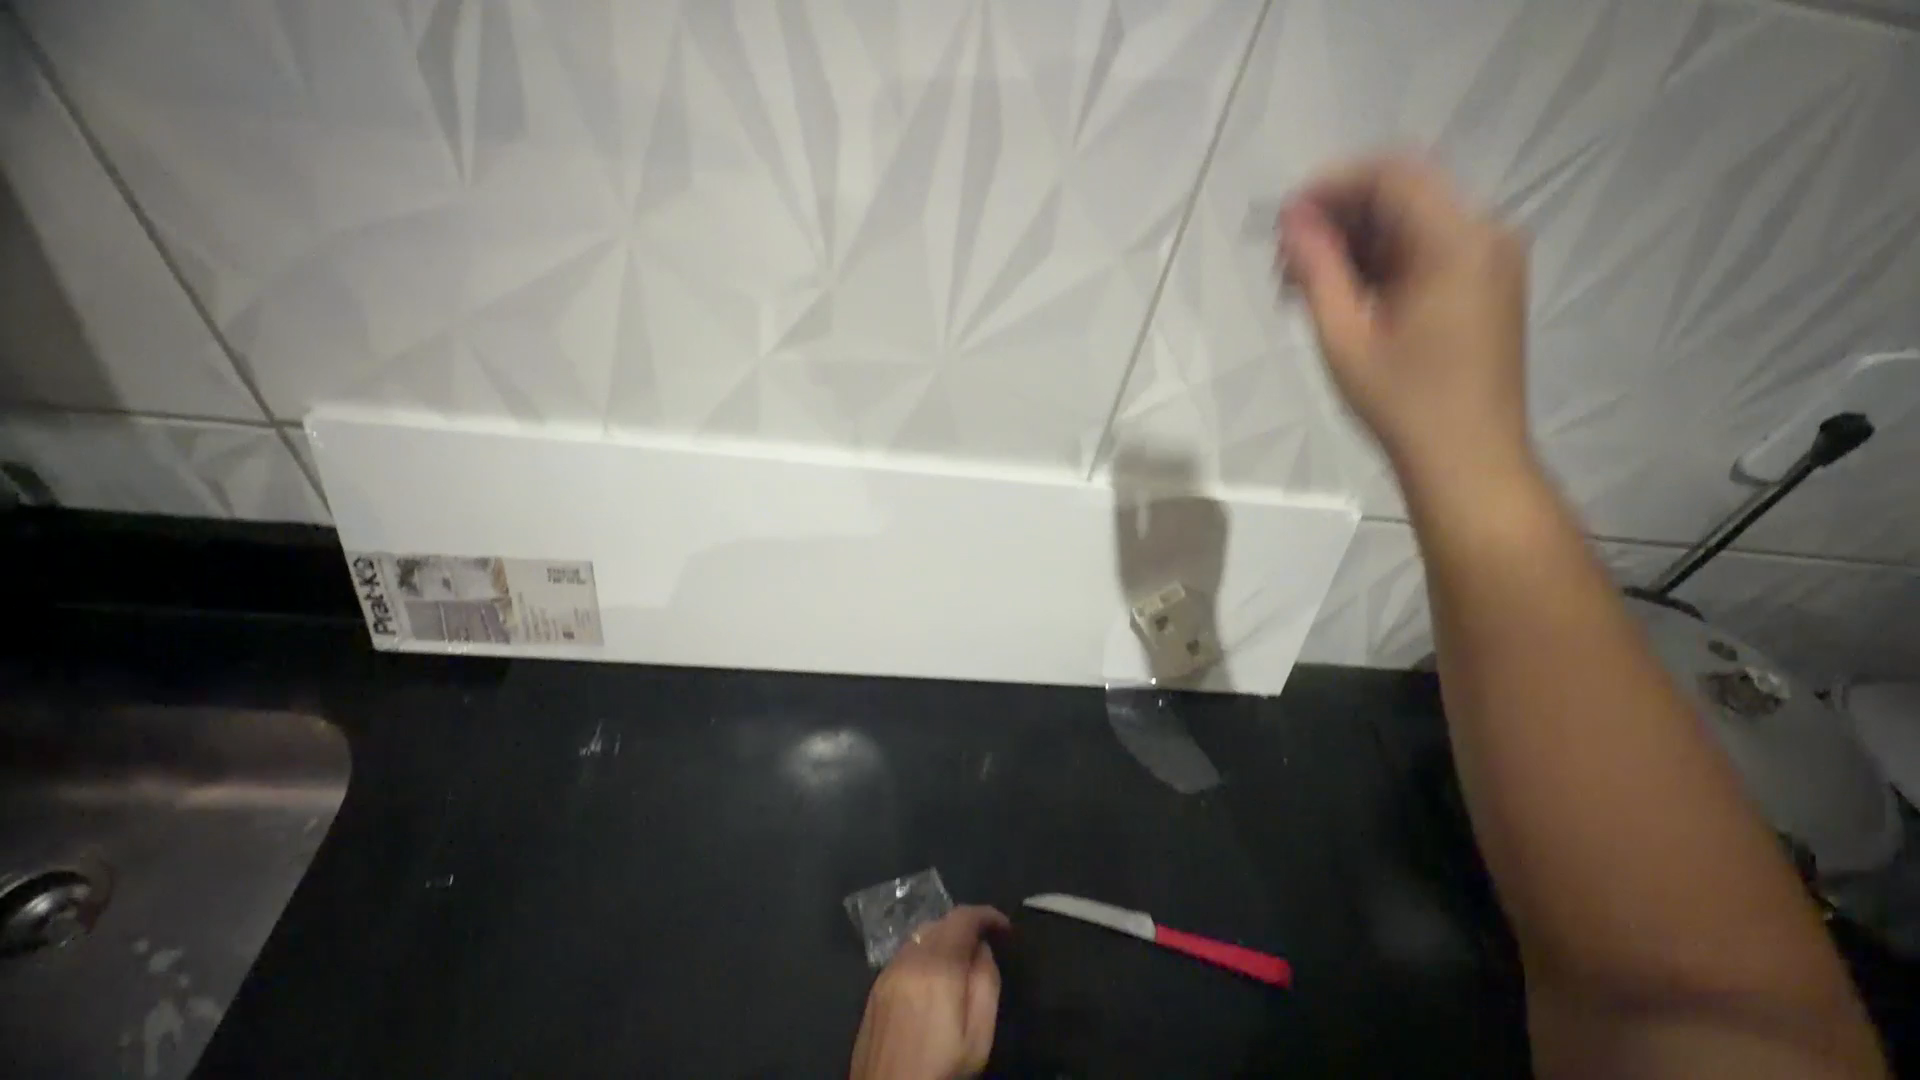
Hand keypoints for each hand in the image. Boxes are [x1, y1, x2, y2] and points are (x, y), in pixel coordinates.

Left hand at [849, 906, 1008, 1079]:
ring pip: (920, 936)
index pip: (963, 918)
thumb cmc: (940, 1069)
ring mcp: (887, 972)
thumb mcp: (978, 1036)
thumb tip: (982, 949)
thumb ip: (985, 983)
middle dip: (966, 927)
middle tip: (986, 948)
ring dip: (944, 938)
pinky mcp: (875, 988)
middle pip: (940, 922)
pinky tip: (933, 979)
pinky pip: (904, 954)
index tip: (1006, 929)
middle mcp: (908, 960)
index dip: (988, 915)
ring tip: (962, 962)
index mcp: (937, 968)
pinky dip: (924, 954)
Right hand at [1278, 156, 1533, 488]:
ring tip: (1302, 289)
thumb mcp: (1345, 336)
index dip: (1330, 186)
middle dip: (1337, 220)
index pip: (1391, 174)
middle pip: (1402, 196)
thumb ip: (1316, 268)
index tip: (1283, 221)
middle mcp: (1485, 235)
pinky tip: (1340, 299)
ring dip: (1354, 245)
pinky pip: (1426, 253)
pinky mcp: (1484, 287)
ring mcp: (1490, 261)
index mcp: (1458, 240)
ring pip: (1410, 226)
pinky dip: (1380, 265)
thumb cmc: (1403, 403)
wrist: (1468, 460)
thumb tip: (1290, 217)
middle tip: (1283, 263)